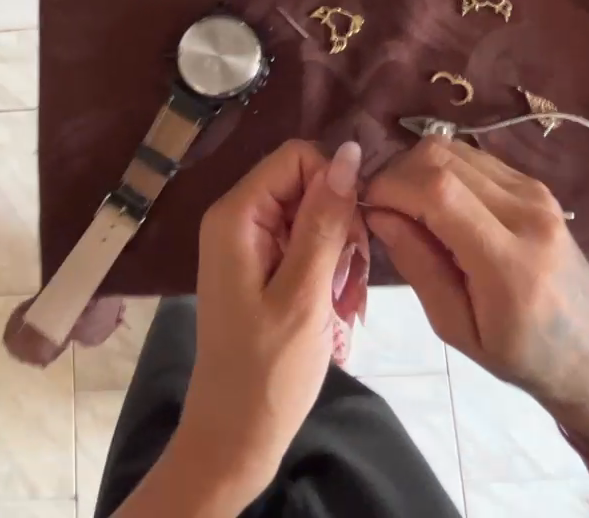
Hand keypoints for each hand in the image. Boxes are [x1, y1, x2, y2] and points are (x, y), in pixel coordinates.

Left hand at [167, 139, 364, 505]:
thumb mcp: (305, 292)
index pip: (296, 157)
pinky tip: (333, 306)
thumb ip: (325, 219)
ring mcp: (246, 243)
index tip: (352, 235)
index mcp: (236, 215)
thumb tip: (349, 153)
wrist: (236, 434)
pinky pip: (301, 244)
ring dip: (337, 252)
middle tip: (348, 278)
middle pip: (304, 184)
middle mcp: (236, 218)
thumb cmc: (268, 370)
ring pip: (310, 216)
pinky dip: (325, 270)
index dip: (333, 185)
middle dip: (338, 223)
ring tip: (342, 300)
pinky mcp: (258, 266)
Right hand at [362, 138, 588, 451]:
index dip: (391, 185)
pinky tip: (436, 201)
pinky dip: (442, 169)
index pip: (439, 192)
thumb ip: (417, 265)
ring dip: (417, 168)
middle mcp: (527, 216)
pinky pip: (473, 158)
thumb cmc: (518, 355)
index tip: (366, 205)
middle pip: (443, 159)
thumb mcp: (455, 327)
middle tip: (381, 204)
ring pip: (454, 149)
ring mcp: (536, 195)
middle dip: (397, 172)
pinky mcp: (536, 187)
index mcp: (509, 265)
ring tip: (406, 203)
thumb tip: (376, 212)